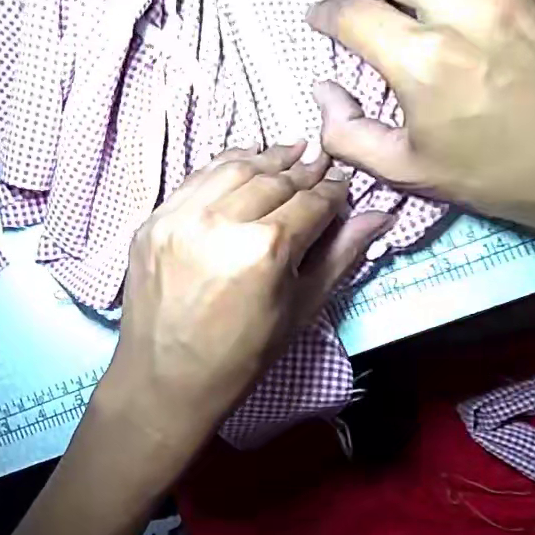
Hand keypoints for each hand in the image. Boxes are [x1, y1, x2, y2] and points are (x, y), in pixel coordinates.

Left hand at [84, 144, 390, 492]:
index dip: (334, 192)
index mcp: (265, 250)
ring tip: (290, 154)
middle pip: (275, 179)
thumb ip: (342, 255)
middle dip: (304, 172)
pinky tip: (246, 163)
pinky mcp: (153, 219)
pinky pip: (197, 178)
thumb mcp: (302, 308)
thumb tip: (382, 216)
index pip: (312, 202)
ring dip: (267, 159)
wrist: (166, 381)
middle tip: (321, 168)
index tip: (344, 187)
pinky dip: (225, 166)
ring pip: (235, 167)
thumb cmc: (244, 356)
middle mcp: (221, 222)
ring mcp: (180, 217)